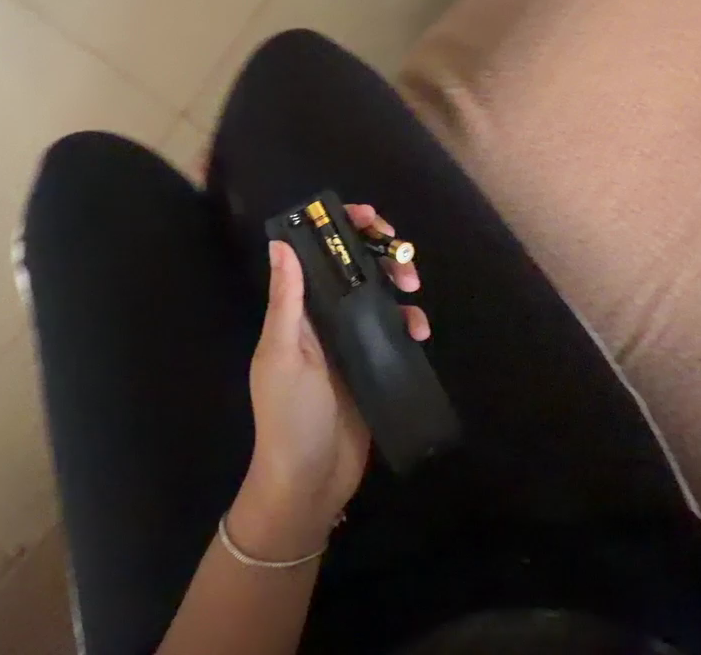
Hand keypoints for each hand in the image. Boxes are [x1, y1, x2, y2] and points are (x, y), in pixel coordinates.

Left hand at [231, 205, 428, 560]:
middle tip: (402, 254)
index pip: (316, 257)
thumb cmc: (288, 415)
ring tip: (413, 288)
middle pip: (353, 270)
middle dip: (379, 253)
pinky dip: (408, 322)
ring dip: (398, 283)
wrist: (308, 482)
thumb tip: (281, 242)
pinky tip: (419, 330)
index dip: (338, 231)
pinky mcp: (372, 367)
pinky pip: (393, 332)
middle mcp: (322, 321)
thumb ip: (287, 301)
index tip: (368, 218)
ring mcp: (349, 344)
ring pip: (378, 296)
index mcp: (296, 313)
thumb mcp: (284, 354)